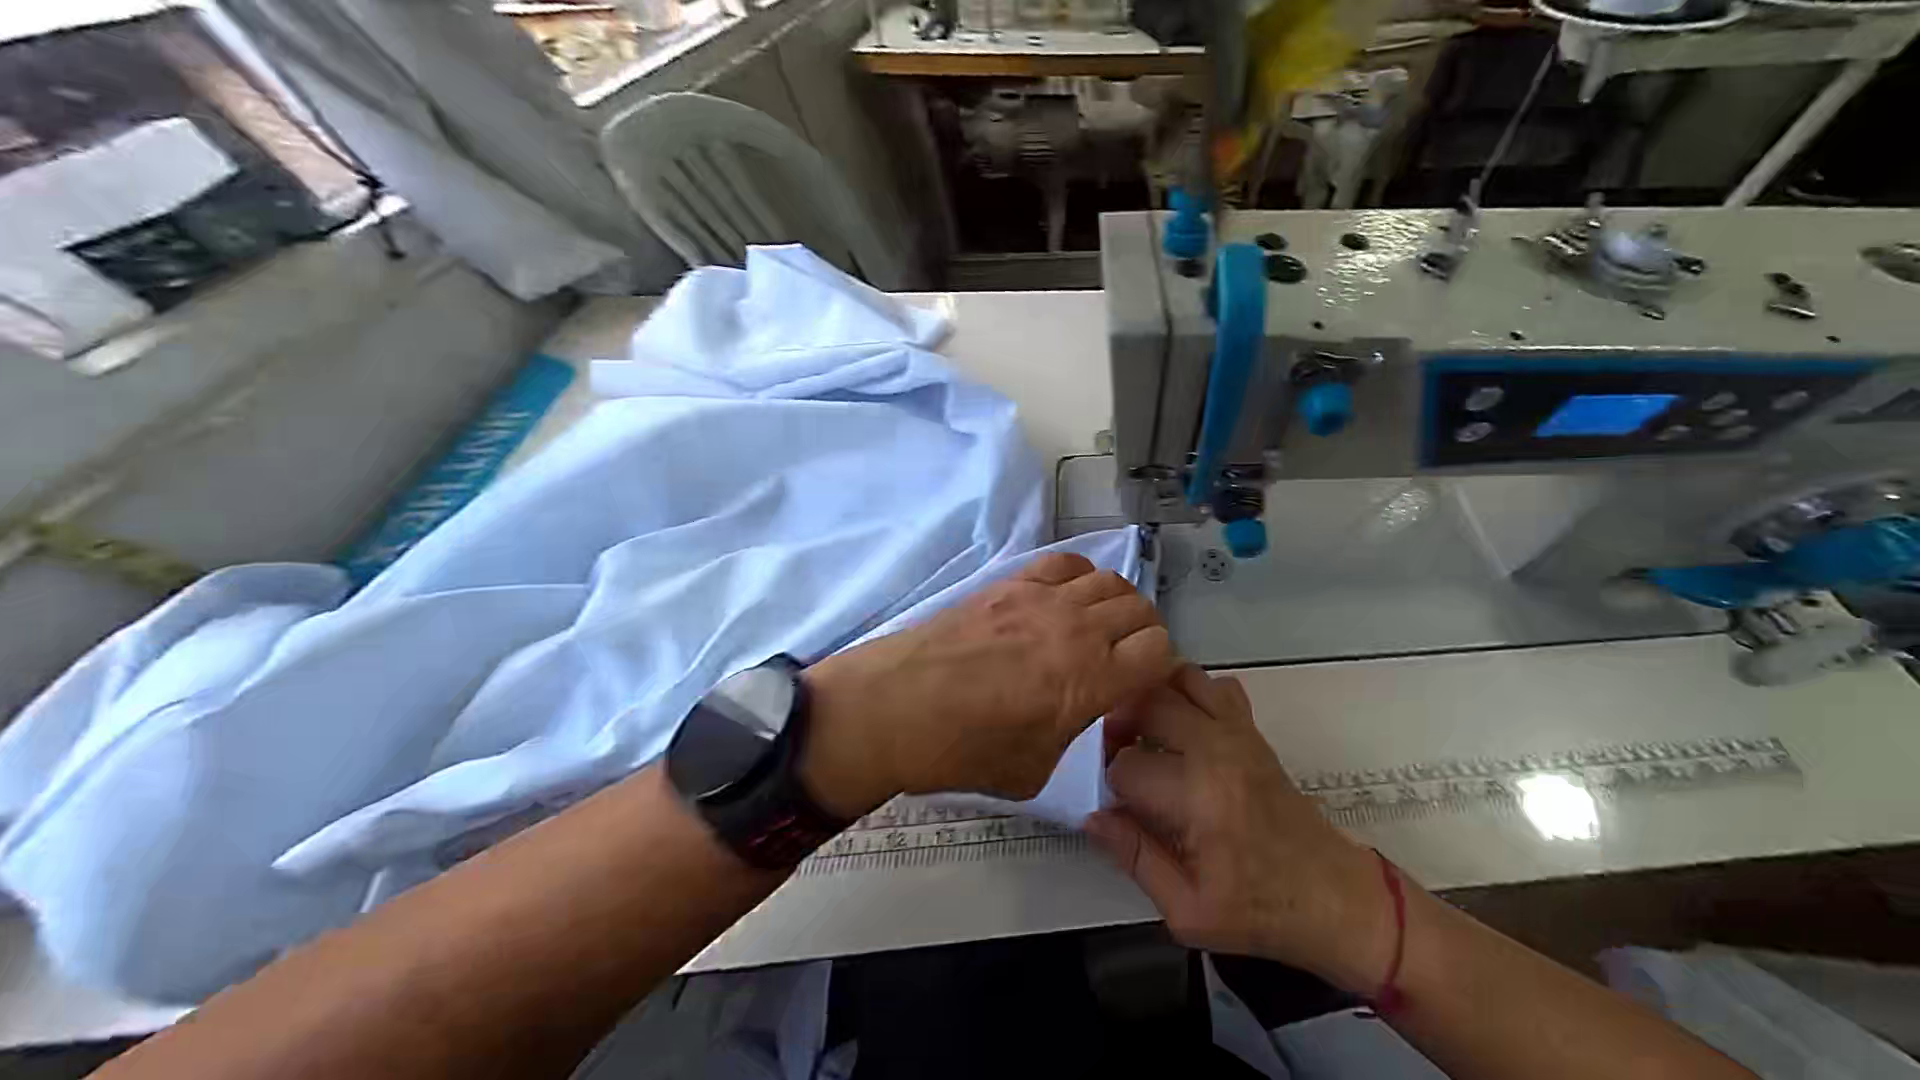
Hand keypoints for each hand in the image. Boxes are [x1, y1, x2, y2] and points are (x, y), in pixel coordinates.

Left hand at [799, 552, 1176, 817]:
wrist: (897, 707)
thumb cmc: (964, 750)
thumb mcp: (1034, 769)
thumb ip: (1070, 734)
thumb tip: (1074, 711)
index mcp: (1092, 679)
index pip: (1160, 651)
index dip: (1158, 666)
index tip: (1141, 681)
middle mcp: (1077, 629)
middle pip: (1139, 609)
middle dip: (1143, 633)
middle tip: (1124, 654)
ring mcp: (1042, 599)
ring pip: (1107, 579)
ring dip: (1115, 602)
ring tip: (1098, 623)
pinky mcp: (1009, 582)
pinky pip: (1062, 562)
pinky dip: (1078, 574)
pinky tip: (1065, 596)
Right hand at [1085, 665, 1392, 992]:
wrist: (1336, 897)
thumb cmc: (1261, 909)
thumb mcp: (1188, 910)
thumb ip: (1135, 857)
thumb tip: (1093, 817)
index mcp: (1199, 798)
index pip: (1125, 765)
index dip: (1107, 782)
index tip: (1113, 802)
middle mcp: (1217, 751)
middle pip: (1146, 703)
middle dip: (1117, 724)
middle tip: (1113, 754)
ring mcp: (1238, 733)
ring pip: (1179, 679)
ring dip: (1149, 696)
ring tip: (1140, 727)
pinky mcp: (1251, 731)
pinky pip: (1213, 685)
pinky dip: (1187, 690)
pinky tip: (1179, 720)